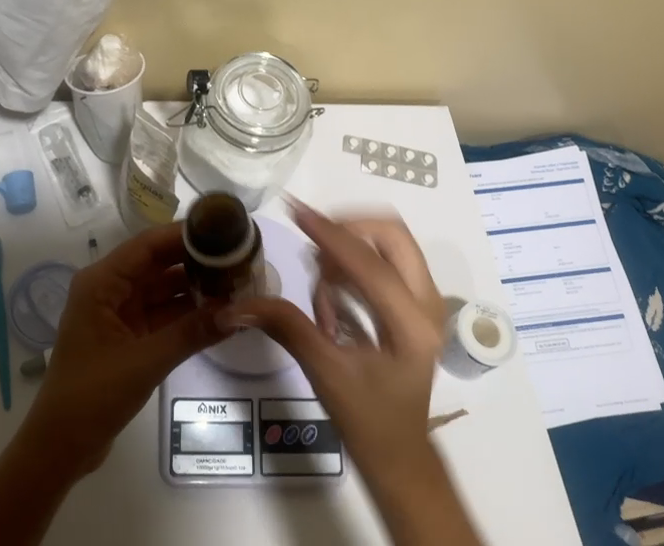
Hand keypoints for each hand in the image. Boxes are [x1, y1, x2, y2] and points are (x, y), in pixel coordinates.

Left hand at [23, 222, 227, 477]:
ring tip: (237, 282)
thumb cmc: (92, 395)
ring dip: (195, 288)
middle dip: (196, 261)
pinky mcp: (128, 336)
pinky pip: (163, 314)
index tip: (224, 231)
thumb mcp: (145, 362)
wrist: (61, 446)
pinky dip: (188, 313)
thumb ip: (192, 333)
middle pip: (158, 263)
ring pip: (163, 289)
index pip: (148, 245)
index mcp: (101, 282)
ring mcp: (118, 313)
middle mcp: (109, 289)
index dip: (186, 235)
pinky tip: (219, 313)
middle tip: (240, 258)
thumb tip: (239, 312)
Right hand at [238, 203, 482, 544]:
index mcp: (411, 324)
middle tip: (310, 240)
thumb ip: (286, 326)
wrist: (399, 452)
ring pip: (391, 244)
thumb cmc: (366, 419)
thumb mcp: (324, 372)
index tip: (296, 212)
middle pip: (392, 234)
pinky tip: (332, 297)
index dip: (330, 234)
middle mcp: (428, 303)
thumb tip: (235, 305)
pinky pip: (388, 261)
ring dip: (350, 249)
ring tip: (320, 289)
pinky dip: (357, 263)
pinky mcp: (417, 303)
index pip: (370, 264)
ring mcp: (427, 301)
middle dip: (347, 229)